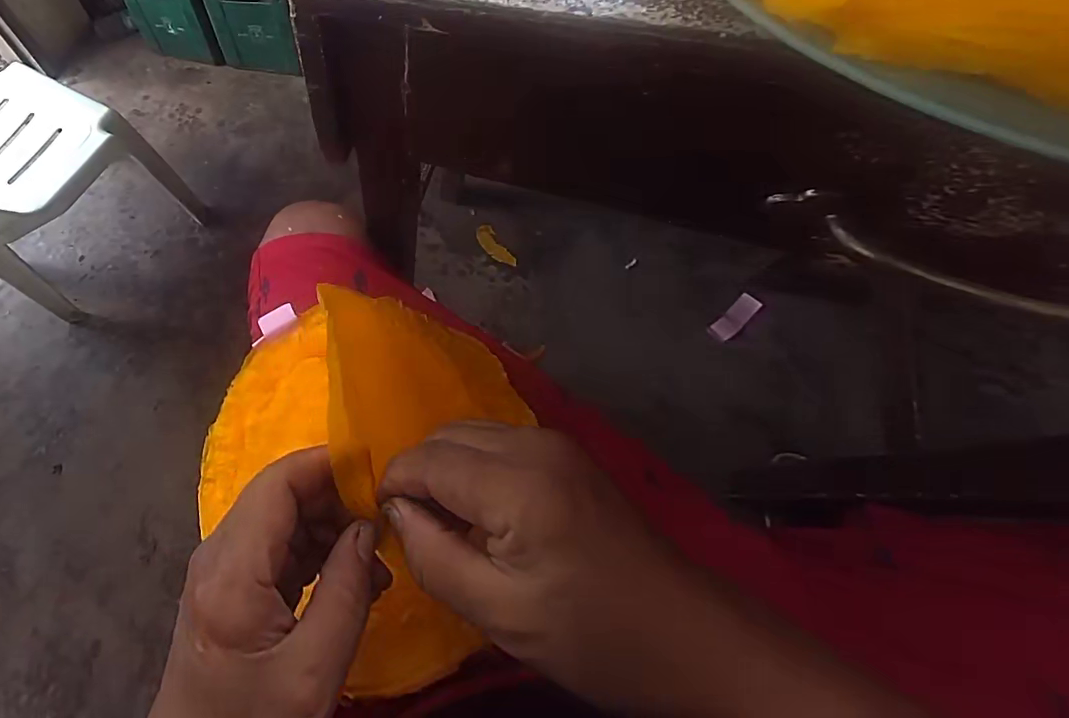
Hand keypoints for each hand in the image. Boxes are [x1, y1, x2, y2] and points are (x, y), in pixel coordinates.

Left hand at [150, 446, 390, 717]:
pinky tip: (349, 580)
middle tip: (382, 527)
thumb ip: (345, 592)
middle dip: (335, 500)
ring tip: (373, 566)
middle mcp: (217, 555)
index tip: (374, 470)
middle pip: (280, 496)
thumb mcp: (311, 672)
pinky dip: (314, 555)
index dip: (326, 463)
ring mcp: (219, 570)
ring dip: (329, 530)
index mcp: (231, 569)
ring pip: (282, 520)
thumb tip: (367, 526)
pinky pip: (276, 549)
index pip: (279, 481)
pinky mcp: (228, 588)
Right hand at [379, 422, 921, 716]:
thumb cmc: (591, 635)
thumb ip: (434, 557)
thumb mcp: (501, 615)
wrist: (685, 631)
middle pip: (445, 436)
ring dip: (445, 466)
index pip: (426, 459)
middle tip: (415, 528)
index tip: (383, 522)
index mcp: (516, 483)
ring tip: (448, 522)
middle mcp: (532, 442)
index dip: (394, 485)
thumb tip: (397, 511)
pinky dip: (473, 464)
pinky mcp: (565, 448)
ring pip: (469, 432)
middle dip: (418, 474)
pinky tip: (483, 509)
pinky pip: (497, 440)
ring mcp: (553, 440)